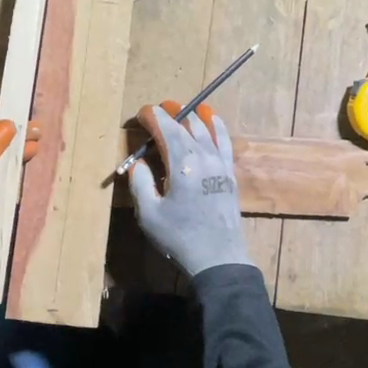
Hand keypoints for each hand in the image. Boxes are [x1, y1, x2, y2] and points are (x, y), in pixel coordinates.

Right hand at [126, 101, 251, 277]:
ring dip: (190, 116)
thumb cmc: (179, 237)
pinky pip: (224, 139)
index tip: (141, 114)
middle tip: (157, 111)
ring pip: (205, 127)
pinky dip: (215, 124)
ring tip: (179, 109)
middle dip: (170, 113)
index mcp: (182, 162)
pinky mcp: (229, 171)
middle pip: (186, 123)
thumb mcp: (149, 214)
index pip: (166, 128)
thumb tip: (138, 162)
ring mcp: (219, 161)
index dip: (153, 117)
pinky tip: (211, 118)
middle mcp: (203, 154)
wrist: (218, 257)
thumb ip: (141, 183)